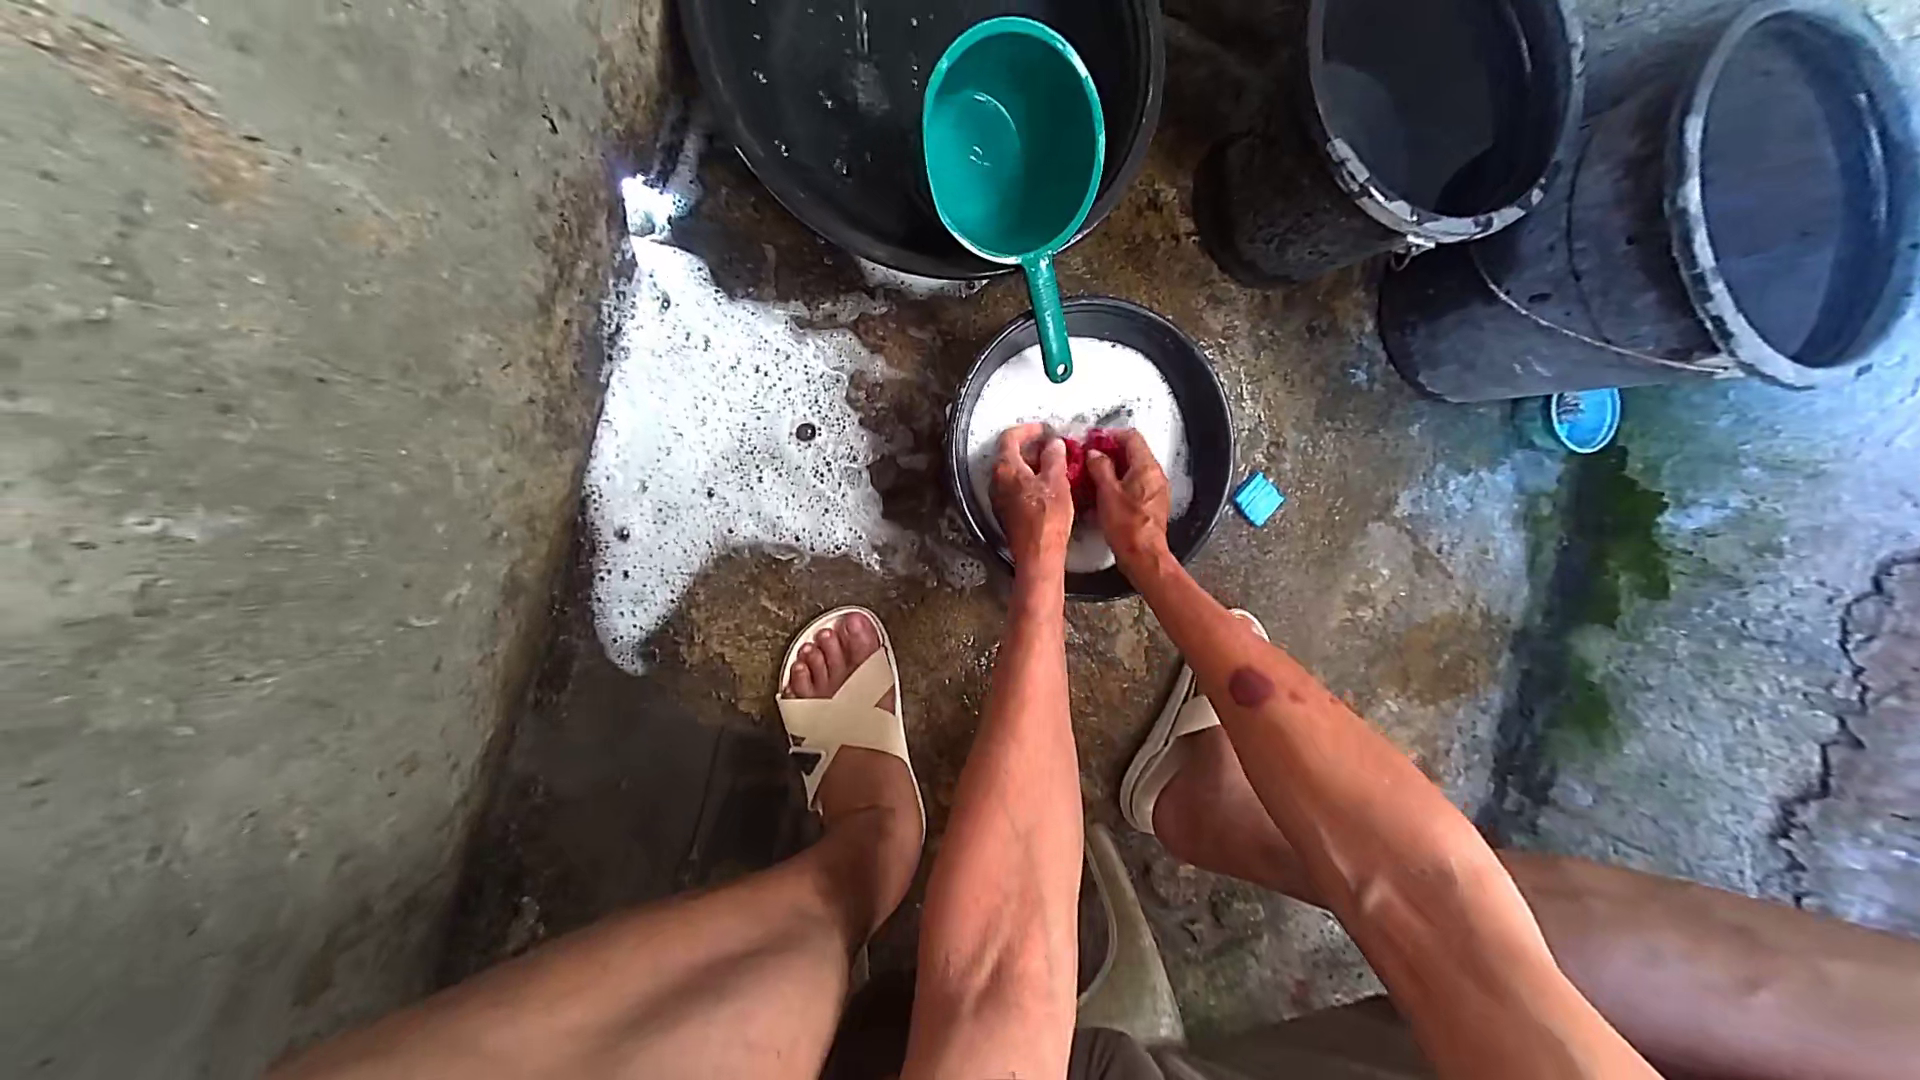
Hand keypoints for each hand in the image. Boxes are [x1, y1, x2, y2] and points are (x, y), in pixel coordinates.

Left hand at [990, 423, 1073, 572]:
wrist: (1038, 554)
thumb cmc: (1046, 519)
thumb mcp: (1057, 481)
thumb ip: (1054, 457)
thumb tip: (1053, 445)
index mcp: (1005, 469)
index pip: (1010, 437)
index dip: (1028, 429)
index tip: (1042, 430)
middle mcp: (996, 482)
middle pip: (1009, 454)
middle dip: (1031, 448)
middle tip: (1051, 448)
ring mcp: (998, 498)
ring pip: (1012, 473)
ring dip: (1030, 466)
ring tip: (1053, 467)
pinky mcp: (1005, 512)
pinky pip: (1014, 489)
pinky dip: (1028, 482)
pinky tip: (1046, 488)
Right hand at [1085, 428, 1170, 571]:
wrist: (1143, 554)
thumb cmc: (1127, 526)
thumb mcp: (1106, 492)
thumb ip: (1100, 468)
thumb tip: (1095, 454)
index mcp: (1146, 467)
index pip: (1131, 437)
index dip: (1111, 435)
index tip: (1094, 440)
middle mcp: (1155, 476)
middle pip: (1134, 452)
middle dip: (1111, 451)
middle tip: (1091, 456)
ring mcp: (1156, 490)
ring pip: (1134, 469)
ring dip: (1115, 468)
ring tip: (1094, 474)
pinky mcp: (1152, 504)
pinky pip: (1136, 485)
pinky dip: (1121, 483)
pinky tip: (1105, 493)